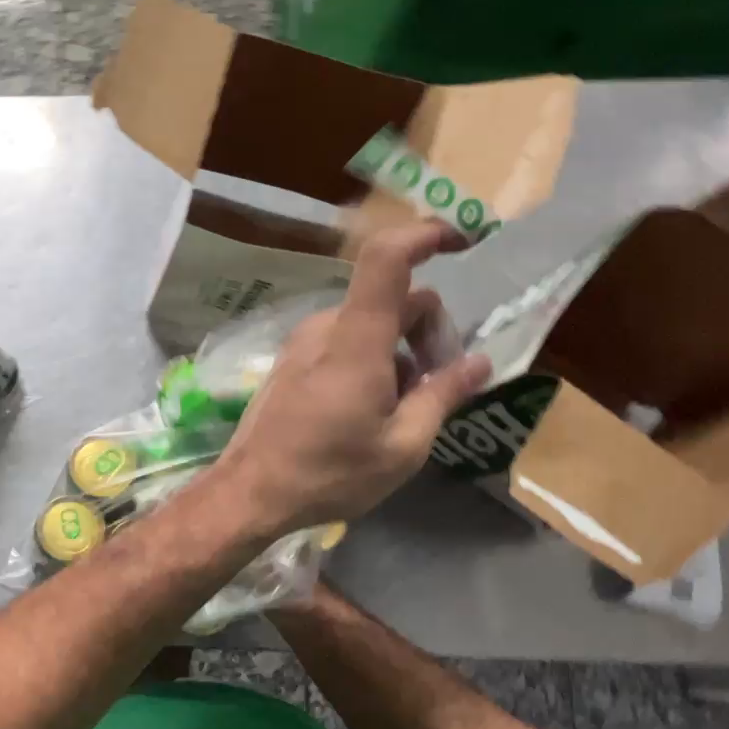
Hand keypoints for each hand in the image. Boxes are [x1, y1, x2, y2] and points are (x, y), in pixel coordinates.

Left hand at [215, 221, 491, 534]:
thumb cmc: (328, 475)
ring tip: (402, 408)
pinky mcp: (287, 364)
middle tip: (438, 385)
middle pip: (391, 300)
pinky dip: (369, 360)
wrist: (249, 494)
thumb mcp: (403, 446)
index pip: (387, 258)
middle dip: (427, 330)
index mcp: (355, 340)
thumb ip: (443, 395)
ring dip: (398, 350)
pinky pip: (340, 343)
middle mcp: (324, 330)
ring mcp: (299, 346)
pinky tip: (369, 409)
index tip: (462, 241)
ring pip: (367, 324)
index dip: (425, 234)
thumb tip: (480, 361)